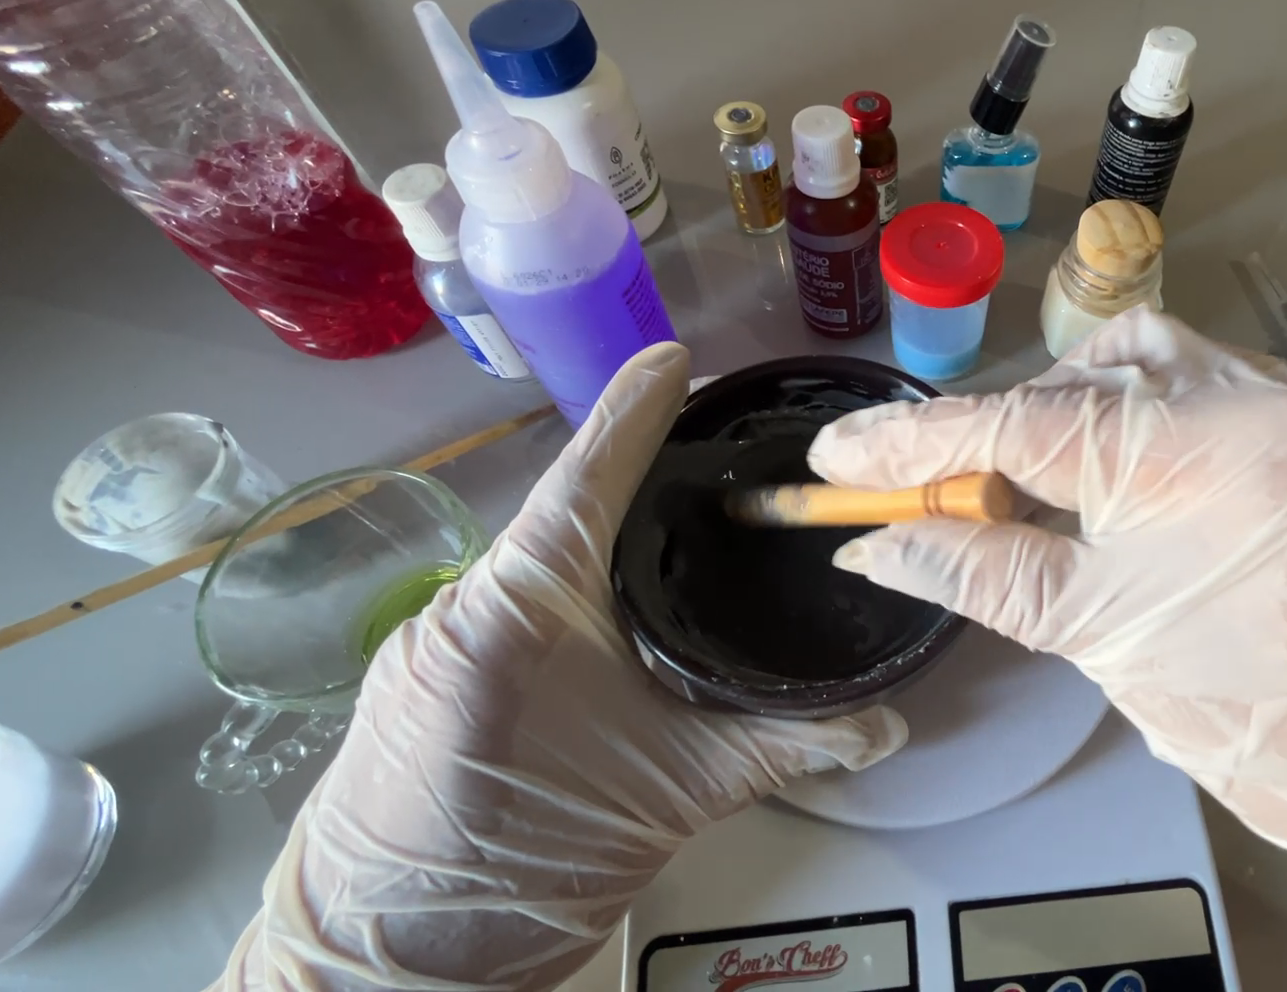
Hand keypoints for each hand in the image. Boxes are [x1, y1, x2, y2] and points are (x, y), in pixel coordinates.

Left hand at [214, 343, 906, 991]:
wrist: (397, 963)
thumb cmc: (523, 864)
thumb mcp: (670, 794)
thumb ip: (783, 744)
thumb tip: (888, 724)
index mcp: (523, 607)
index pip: (588, 480)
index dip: (633, 411)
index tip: (677, 356)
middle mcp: (486, 600)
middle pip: (575, 502)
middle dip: (643, 453)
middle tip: (721, 426)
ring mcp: (459, 629)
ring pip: (556, 547)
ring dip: (620, 509)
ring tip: (696, 484)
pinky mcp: (454, 662)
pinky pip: (538, 586)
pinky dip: (594, 559)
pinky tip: (641, 568)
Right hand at [810, 309, 1286, 990]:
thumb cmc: (1272, 728)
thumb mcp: (1107, 643)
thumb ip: (984, 574)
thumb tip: (878, 542)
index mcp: (1207, 453)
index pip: (1021, 428)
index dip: (916, 444)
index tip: (839, 456)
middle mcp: (1261, 392)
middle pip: (1082, 373)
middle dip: (1000, 426)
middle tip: (948, 485)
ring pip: (1144, 363)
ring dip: (1072, 413)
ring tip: (1040, 487)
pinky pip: (1201, 385)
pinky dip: (1138, 421)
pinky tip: (1123, 481)